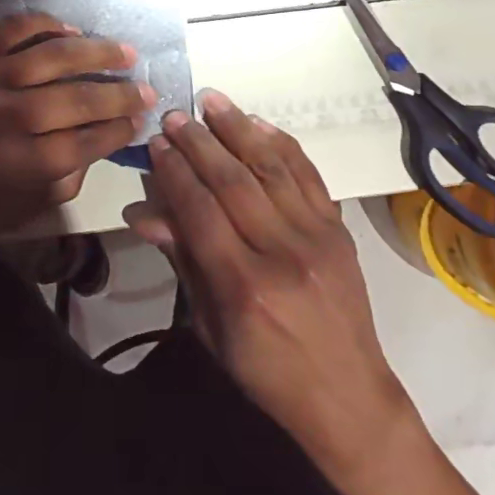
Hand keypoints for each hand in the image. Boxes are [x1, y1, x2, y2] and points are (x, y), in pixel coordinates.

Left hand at [0, 13, 155, 252]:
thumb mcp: (11, 212)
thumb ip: (60, 182)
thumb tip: (95, 147)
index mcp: (22, 164)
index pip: (91, 139)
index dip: (122, 127)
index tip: (142, 117)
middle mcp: (11, 118)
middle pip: (82, 98)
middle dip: (122, 93)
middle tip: (146, 88)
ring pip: (56, 56)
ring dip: (97, 51)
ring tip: (125, 51)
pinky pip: (14, 30)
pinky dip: (47, 25)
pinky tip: (69, 31)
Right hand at [128, 90, 415, 484]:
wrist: (347, 393)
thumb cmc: (267, 372)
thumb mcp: (212, 328)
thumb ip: (184, 262)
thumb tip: (146, 214)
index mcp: (243, 286)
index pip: (200, 211)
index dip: (175, 172)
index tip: (157, 143)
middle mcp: (282, 252)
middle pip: (233, 181)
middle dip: (200, 142)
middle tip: (176, 114)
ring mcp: (317, 236)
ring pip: (272, 167)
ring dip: (239, 129)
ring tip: (213, 100)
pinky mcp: (339, 228)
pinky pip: (309, 174)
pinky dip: (283, 144)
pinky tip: (259, 124)